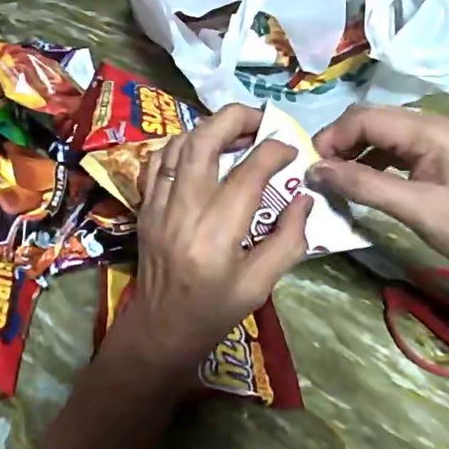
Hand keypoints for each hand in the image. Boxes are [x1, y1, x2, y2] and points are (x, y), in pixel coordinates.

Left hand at [115, 104, 312, 375]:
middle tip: (262, 120)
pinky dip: (181, 145)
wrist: (159, 329)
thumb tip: (304, 197)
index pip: (247, 174)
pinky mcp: (144, 205)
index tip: (291, 149)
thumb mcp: (260, 286)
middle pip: (203, 142)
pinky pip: (158, 161)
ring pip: (178, 145)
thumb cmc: (214, 312)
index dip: (273, 152)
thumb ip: (288, 239)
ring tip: (236, 132)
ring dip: (208, 129)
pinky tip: (202, 150)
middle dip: (234, 119)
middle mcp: (182, 211)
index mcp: (216, 235)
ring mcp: (157, 205)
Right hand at [309, 106, 448, 285]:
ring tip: (335, 180)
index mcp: (433, 131)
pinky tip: (363, 183)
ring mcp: (441, 141)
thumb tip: (314, 171)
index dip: (333, 137)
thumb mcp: (416, 209)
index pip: (367, 118)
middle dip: (340, 142)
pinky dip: (373, 162)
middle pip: (374, 120)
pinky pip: (397, 150)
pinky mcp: (443, 159)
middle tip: (318, 173)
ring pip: (384, 134)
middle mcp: (436, 126)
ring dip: (355, 152)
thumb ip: (363, 185)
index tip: (310, 167)